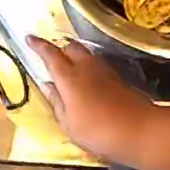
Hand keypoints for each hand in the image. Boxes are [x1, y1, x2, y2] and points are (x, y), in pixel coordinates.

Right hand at [26, 37, 158, 168]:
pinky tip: (87, 80)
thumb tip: (47, 85)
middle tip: (50, 57)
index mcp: (69, 78)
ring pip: (86, 54)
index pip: (51, 55)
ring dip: (75, 56)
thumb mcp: (68, 123)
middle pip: (71, 47)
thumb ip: (56, 102)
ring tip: (68, 69)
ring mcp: (105, 71)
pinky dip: (88, 66)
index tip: (29, 38)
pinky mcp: (117, 78)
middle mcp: (87, 68)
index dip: (38, 45)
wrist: (139, 130)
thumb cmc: (98, 131)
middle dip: (59, 48)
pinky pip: (97, 65)